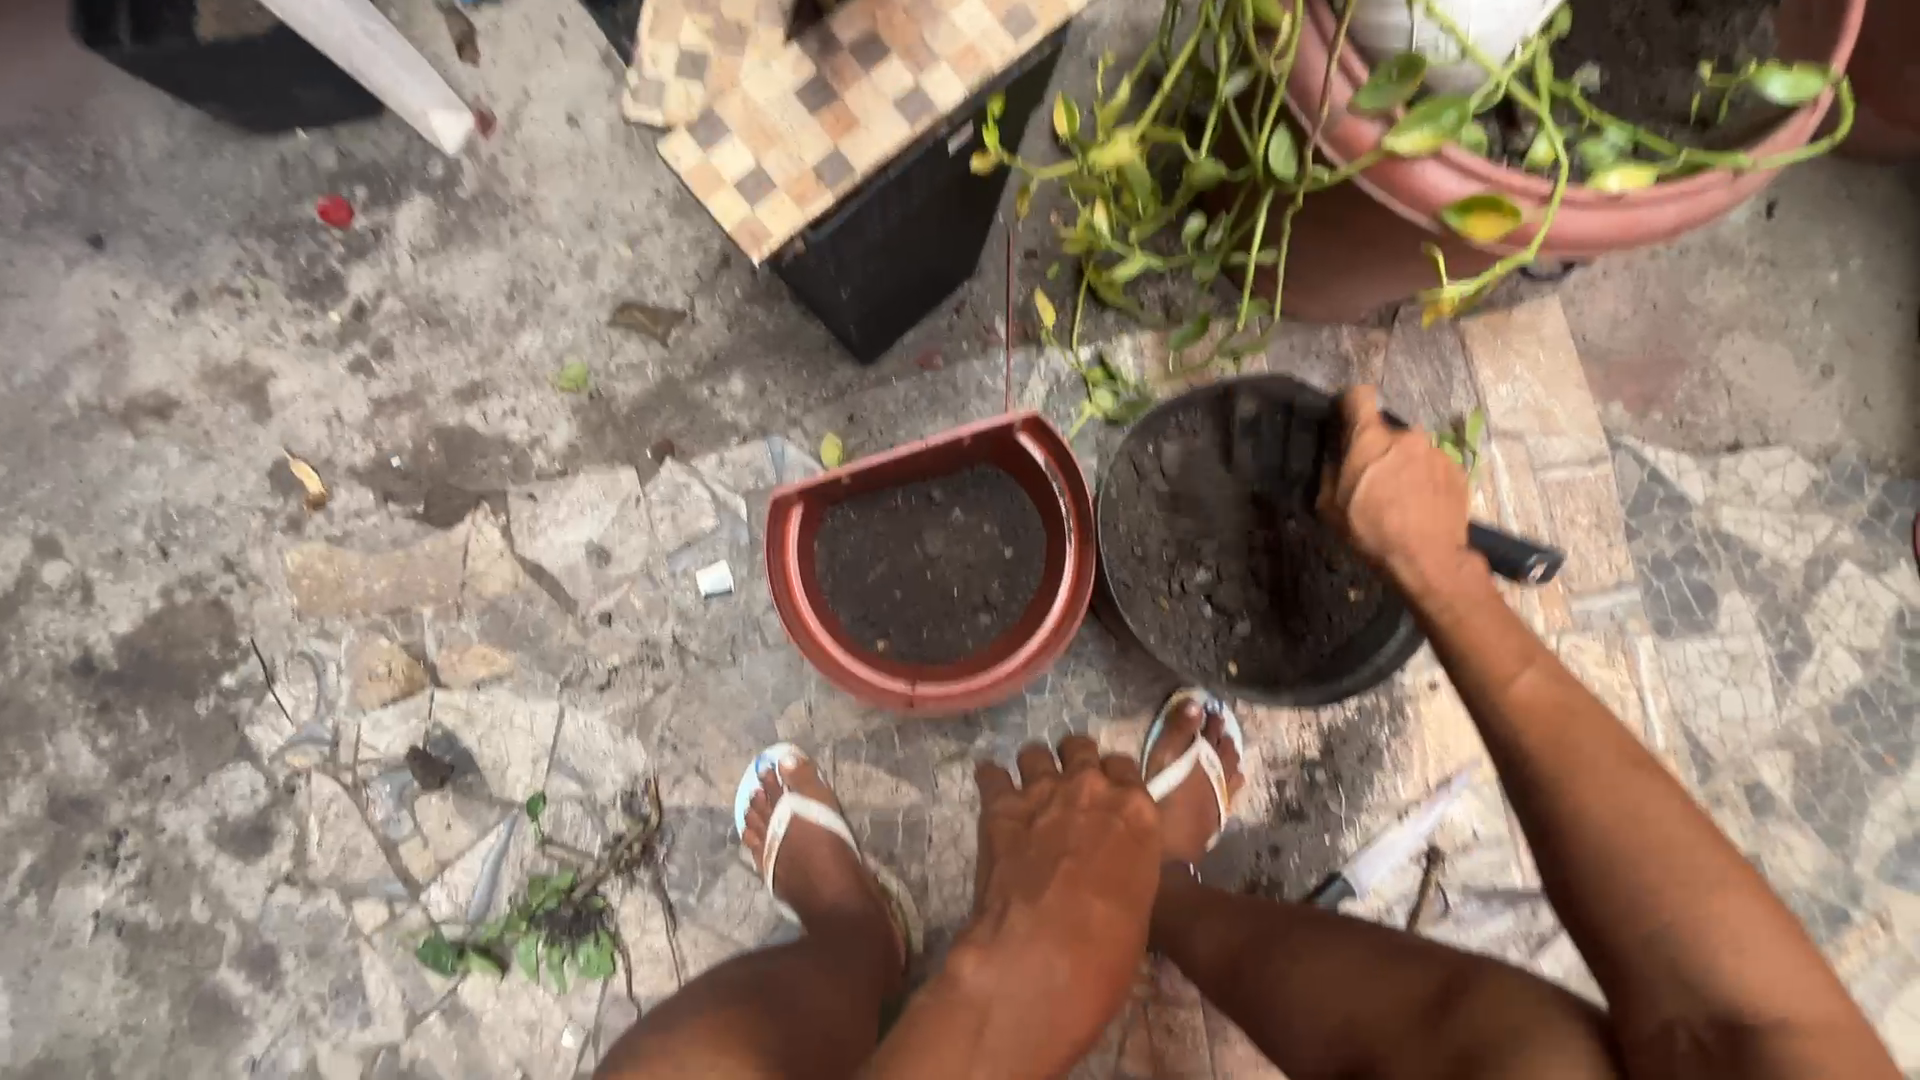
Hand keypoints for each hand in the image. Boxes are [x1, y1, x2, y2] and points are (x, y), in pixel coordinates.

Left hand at [955, 736, 1161, 1078]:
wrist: (1042, 953)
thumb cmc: (1106, 948)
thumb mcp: (1139, 903)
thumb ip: (1126, 864)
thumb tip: (1111, 868)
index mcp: (1136, 812)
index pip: (1126, 768)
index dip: (1113, 779)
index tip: (1106, 794)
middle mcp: (1091, 787)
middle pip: (1081, 749)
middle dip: (1074, 761)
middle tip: (1068, 788)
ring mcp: (1043, 791)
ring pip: (1036, 752)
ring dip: (1033, 768)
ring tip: (1028, 791)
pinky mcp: (1000, 805)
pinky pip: (991, 773)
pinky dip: (990, 780)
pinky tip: (990, 793)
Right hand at [1318, 385, 1480, 596]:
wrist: (1427, 558)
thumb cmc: (1370, 530)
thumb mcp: (1330, 507)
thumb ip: (1330, 473)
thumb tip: (1335, 459)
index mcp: (1370, 440)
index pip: (1360, 396)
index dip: (1350, 404)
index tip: (1346, 420)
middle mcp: (1407, 436)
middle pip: (1386, 432)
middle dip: (1377, 449)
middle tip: (1371, 479)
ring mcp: (1436, 452)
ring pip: (1411, 450)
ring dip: (1402, 465)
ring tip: (1400, 498)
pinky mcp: (1458, 470)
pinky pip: (1432, 466)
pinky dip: (1423, 479)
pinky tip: (1419, 505)